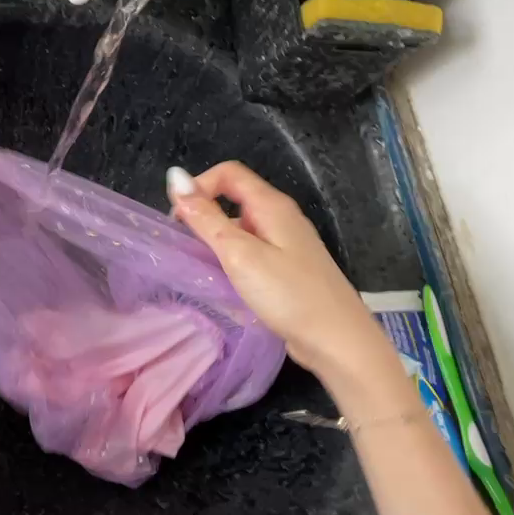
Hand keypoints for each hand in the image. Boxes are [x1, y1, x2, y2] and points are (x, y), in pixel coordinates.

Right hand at [169, 162, 403, 397]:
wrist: (337, 341)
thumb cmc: (288, 295)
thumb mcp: (239, 254)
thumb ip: (206, 218)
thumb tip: (176, 178)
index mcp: (272, 205)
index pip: (228, 173)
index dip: (198, 186)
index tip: (179, 220)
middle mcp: (280, 217)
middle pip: (234, 198)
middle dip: (203, 215)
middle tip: (185, 247)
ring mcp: (286, 243)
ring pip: (240, 227)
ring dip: (216, 240)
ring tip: (201, 269)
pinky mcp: (287, 267)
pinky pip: (251, 250)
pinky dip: (231, 259)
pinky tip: (225, 284)